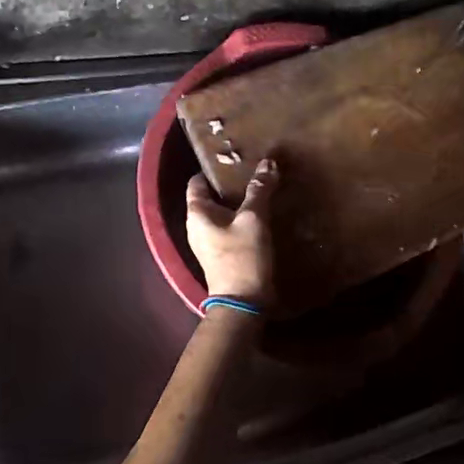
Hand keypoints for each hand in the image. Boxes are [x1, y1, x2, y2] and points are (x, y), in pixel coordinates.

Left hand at [186, 158, 277, 303]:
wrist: (243, 302)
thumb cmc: (242, 257)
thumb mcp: (253, 220)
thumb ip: (259, 190)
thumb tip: (268, 163)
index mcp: (196, 214)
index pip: (196, 182)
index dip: (212, 169)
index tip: (234, 161)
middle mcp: (195, 227)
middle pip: (209, 197)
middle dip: (229, 185)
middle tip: (252, 172)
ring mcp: (206, 242)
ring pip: (220, 214)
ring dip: (237, 203)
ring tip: (259, 190)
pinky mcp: (220, 254)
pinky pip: (227, 229)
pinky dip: (240, 220)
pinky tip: (259, 215)